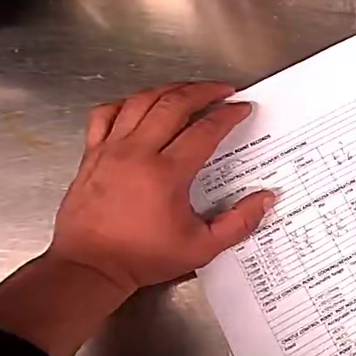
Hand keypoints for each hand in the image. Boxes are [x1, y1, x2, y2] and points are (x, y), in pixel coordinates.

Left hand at [47, 82, 276, 293]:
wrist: (90, 266)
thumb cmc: (144, 257)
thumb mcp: (203, 247)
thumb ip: (240, 222)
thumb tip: (266, 198)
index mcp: (167, 174)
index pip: (205, 130)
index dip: (228, 115)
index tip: (242, 108)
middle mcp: (137, 153)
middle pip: (174, 103)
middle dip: (204, 91)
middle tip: (223, 90)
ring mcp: (110, 150)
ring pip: (141, 101)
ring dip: (170, 89)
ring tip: (190, 89)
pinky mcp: (92, 154)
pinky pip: (106, 113)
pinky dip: (127, 102)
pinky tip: (142, 105)